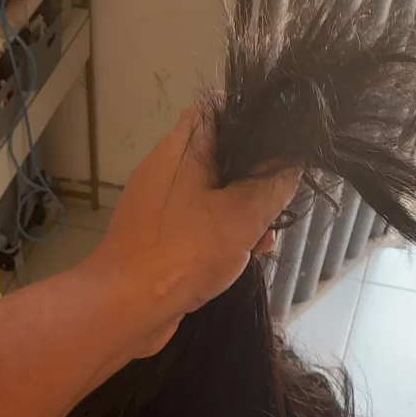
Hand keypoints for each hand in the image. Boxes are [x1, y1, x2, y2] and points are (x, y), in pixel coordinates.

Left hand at [84, 107, 297, 352]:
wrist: (124, 309)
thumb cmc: (183, 253)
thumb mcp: (243, 213)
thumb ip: (274, 183)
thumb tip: (292, 162)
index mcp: (183, 147)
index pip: (220, 107)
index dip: (256, 118)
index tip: (285, 141)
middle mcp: (167, 170)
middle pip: (222, 157)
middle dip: (257, 179)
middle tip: (280, 201)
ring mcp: (160, 208)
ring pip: (213, 197)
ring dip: (243, 215)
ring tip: (264, 240)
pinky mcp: (157, 241)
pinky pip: (198, 228)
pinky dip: (221, 238)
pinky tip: (242, 259)